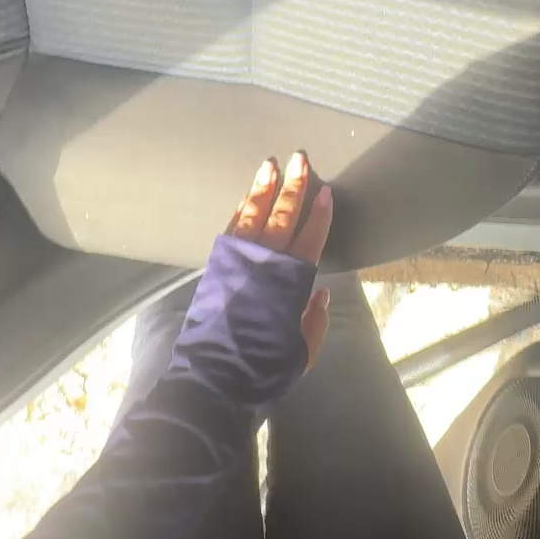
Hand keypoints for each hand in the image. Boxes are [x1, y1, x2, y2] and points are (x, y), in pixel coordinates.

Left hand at [227, 151, 333, 369]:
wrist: (213, 379)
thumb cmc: (264, 369)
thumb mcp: (303, 352)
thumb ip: (314, 320)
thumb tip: (319, 293)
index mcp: (291, 282)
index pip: (310, 238)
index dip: (320, 214)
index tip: (326, 191)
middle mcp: (265, 264)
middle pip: (282, 216)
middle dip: (293, 187)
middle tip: (300, 158)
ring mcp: (238, 261)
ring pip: (254, 214)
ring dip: (264, 188)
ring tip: (271, 164)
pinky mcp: (217, 266)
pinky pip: (233, 229)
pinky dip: (242, 209)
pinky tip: (248, 196)